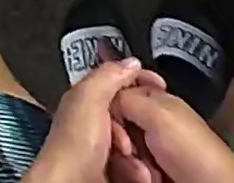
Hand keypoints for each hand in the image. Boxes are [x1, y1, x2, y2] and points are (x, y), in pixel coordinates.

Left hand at [22, 58, 164, 182]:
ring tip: (130, 161)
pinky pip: (136, 168)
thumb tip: (130, 61)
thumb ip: (108, 76)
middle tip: (132, 140)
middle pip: (131, 119)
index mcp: (85, 100)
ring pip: (136, 146)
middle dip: (140, 129)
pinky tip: (134, 175)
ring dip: (139, 155)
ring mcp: (103, 150)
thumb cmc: (75, 142)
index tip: (159, 86)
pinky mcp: (113, 172)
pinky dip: (137, 171)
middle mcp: (93, 123)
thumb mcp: (90, 98)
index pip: (116, 85)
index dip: (136, 84)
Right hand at [106, 86, 233, 182]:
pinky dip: (133, 171)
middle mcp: (147, 120)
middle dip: (118, 134)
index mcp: (152, 98)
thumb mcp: (157, 113)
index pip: (117, 89)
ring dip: (126, 157)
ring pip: (119, 143)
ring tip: (142, 169)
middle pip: (115, 119)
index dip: (110, 101)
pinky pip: (128, 164)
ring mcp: (149, 147)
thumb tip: (105, 94)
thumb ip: (126, 96)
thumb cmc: (188, 147)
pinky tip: (145, 176)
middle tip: (128, 148)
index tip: (112, 118)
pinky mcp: (149, 169)